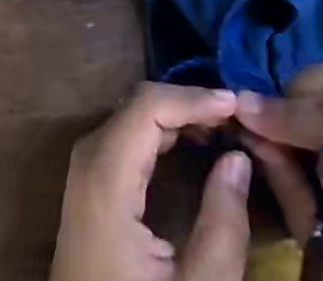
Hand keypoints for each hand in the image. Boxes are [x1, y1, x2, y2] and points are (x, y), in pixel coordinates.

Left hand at [50, 84, 253, 280]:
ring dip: (175, 114)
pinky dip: (160, 131)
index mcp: (104, 182)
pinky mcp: (90, 192)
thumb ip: (223, 226)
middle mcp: (87, 166)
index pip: (145, 106)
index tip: (235, 104)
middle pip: (136, 107)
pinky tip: (191, 143)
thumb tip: (238, 158)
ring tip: (221, 126)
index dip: (192, 98)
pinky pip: (125, 139)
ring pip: (130, 119)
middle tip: (235, 115)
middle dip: (187, 102)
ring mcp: (84, 177)